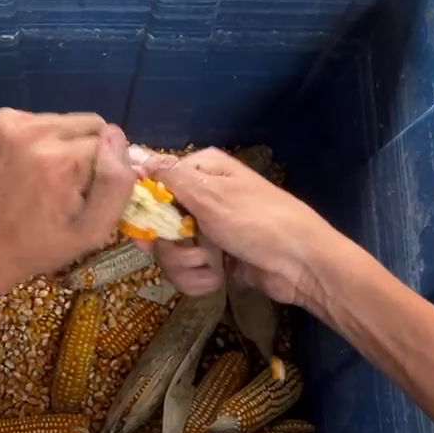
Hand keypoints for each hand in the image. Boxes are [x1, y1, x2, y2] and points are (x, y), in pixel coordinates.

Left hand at [0, 109, 135, 294]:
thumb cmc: (43, 247)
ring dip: (69, 146)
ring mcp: (14, 122)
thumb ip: (116, 185)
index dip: (106, 171)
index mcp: (62, 160)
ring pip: (69, 121)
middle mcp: (37, 132)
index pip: (111, 144)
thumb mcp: (92, 232)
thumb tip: (119, 140)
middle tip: (70, 187)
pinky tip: (33, 168)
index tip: (87, 196)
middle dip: (90, 153)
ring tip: (50, 179)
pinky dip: (47, 141)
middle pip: (92, 125)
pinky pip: (44, 120)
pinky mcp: (0, 120)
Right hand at [143, 147, 355, 310]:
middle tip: (193, 249)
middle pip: (158, 224)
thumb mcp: (211, 194)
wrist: (300, 265)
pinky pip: (187, 272)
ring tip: (215, 264)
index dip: (147, 210)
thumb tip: (133, 152)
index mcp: (201, 171)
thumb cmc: (258, 221)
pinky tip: (219, 278)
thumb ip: (169, 176)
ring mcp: (207, 232)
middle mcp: (201, 198)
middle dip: (173, 246)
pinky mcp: (214, 260)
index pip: (153, 185)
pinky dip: (200, 279)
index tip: (146, 232)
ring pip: (170, 253)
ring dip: (189, 265)